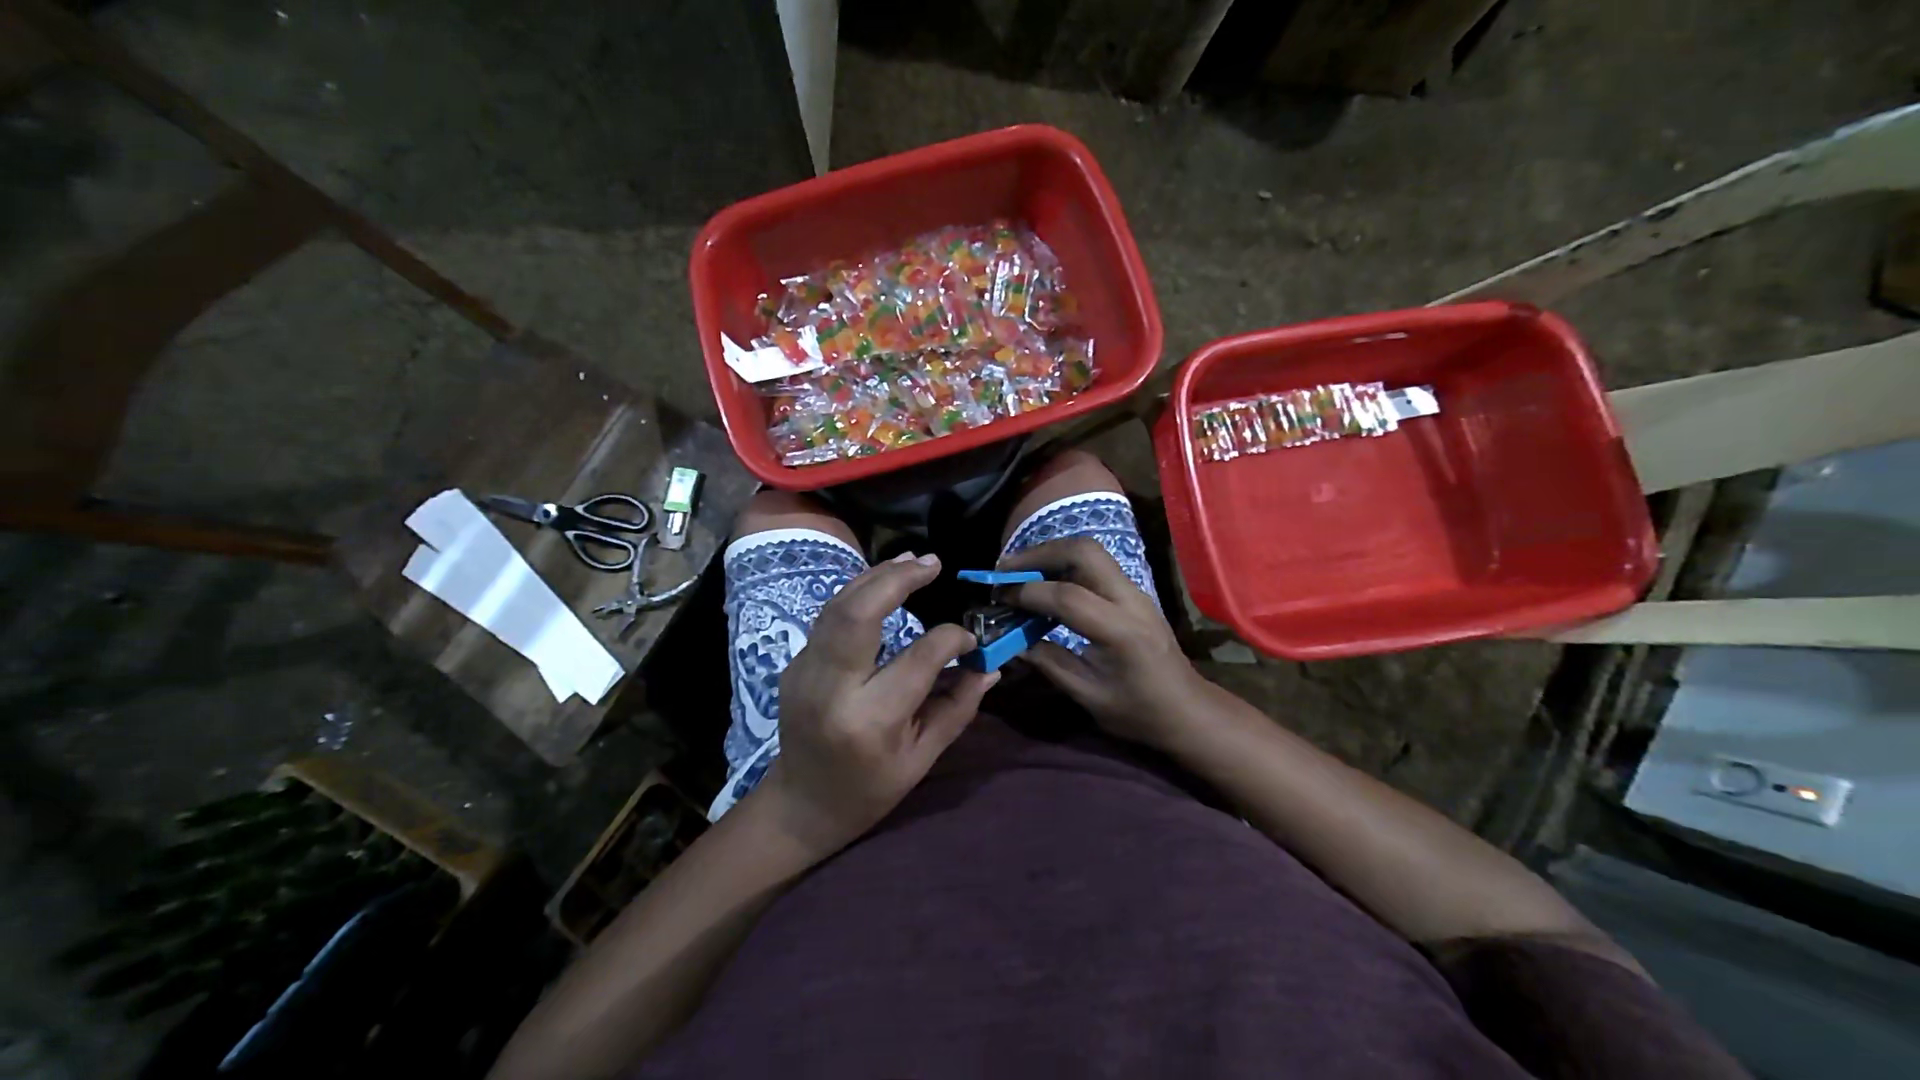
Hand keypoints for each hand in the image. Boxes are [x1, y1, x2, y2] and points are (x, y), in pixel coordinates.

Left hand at [759, 553, 997, 852]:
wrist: (801, 802)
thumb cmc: (870, 789)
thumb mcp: (922, 758)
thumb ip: (958, 708)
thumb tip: (989, 666)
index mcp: (870, 720)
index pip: (919, 659)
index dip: (952, 640)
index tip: (970, 637)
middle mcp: (832, 688)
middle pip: (859, 614)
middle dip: (897, 580)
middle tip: (933, 563)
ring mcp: (805, 671)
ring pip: (838, 606)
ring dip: (875, 577)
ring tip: (912, 561)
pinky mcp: (795, 663)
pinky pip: (829, 618)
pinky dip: (858, 595)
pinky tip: (883, 585)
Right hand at [998, 537, 1206, 747]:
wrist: (1187, 709)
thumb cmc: (1139, 712)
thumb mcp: (1088, 695)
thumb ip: (1048, 662)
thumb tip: (1010, 640)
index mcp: (1121, 631)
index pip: (1067, 596)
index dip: (1027, 593)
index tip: (999, 598)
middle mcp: (1131, 600)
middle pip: (1083, 552)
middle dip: (1039, 554)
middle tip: (1005, 569)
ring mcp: (1135, 591)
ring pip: (1090, 550)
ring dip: (1051, 553)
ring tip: (1019, 571)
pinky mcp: (1133, 591)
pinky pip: (1095, 563)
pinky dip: (1064, 563)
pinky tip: (1044, 581)